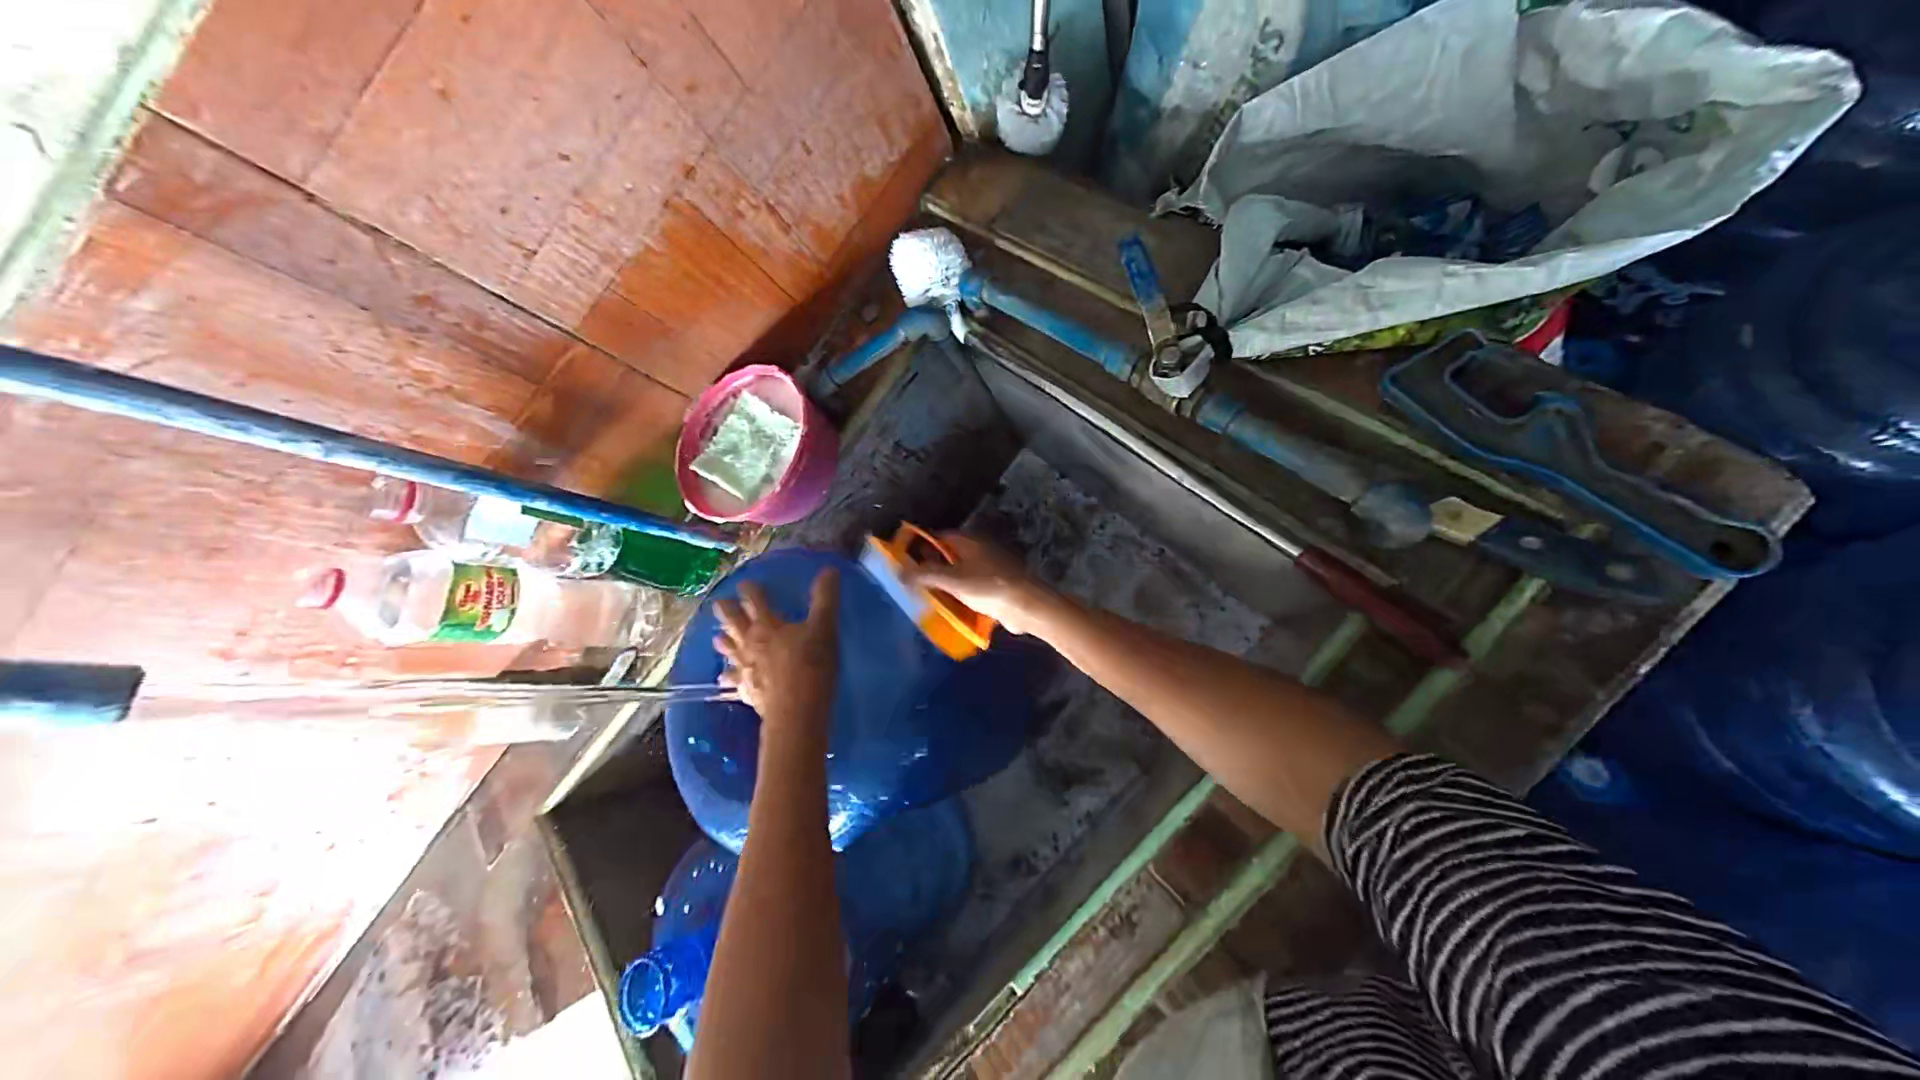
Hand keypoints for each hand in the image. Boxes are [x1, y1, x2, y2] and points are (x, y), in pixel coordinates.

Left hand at [714, 571, 839, 737]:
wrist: (796, 711)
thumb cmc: (811, 665)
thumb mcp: (824, 628)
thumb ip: (825, 599)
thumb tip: (829, 570)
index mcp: (767, 625)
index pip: (754, 601)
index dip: (750, 590)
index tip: (746, 583)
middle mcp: (750, 643)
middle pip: (733, 622)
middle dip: (726, 611)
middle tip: (719, 603)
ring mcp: (745, 668)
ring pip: (729, 650)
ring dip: (723, 641)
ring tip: (717, 637)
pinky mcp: (746, 690)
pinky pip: (733, 681)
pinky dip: (728, 677)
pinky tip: (724, 678)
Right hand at [905, 532, 1058, 637]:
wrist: (1026, 605)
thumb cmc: (988, 587)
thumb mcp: (952, 580)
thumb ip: (925, 574)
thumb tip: (899, 571)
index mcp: (969, 541)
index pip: (939, 537)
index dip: (921, 546)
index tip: (906, 561)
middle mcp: (979, 550)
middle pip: (948, 556)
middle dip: (932, 568)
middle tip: (913, 584)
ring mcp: (989, 568)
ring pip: (959, 574)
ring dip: (945, 585)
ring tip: (927, 598)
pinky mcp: (996, 587)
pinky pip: (971, 589)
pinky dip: (960, 596)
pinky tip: (949, 608)